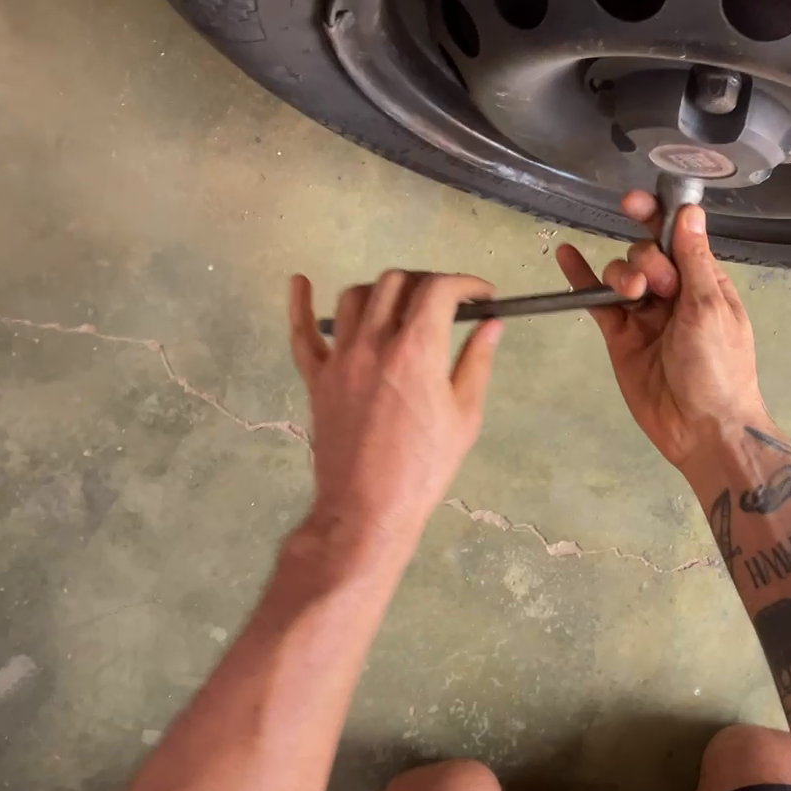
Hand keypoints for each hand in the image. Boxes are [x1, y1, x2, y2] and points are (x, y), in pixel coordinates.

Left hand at [287, 271, 502, 566]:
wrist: (368, 509)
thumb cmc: (425, 468)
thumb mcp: (465, 417)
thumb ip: (476, 363)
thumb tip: (492, 325)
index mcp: (417, 352)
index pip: (439, 290)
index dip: (466, 283)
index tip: (482, 294)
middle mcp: (374, 343)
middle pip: (397, 282)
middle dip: (429, 283)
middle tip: (448, 304)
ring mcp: (339, 358)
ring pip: (356, 296)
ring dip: (385, 291)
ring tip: (403, 307)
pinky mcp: (316, 377)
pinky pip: (300, 331)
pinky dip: (299, 302)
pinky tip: (300, 281)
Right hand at [556, 191, 768, 469]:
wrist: (703, 428)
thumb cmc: (719, 367)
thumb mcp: (710, 308)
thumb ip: (694, 260)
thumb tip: (690, 212)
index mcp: (705, 282)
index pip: (677, 236)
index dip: (657, 215)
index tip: (633, 203)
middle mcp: (675, 293)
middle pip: (647, 253)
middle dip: (646, 260)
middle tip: (657, 286)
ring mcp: (645, 315)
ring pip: (622, 274)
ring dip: (620, 273)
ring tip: (631, 294)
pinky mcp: (621, 337)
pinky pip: (598, 301)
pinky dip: (582, 278)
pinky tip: (567, 255)